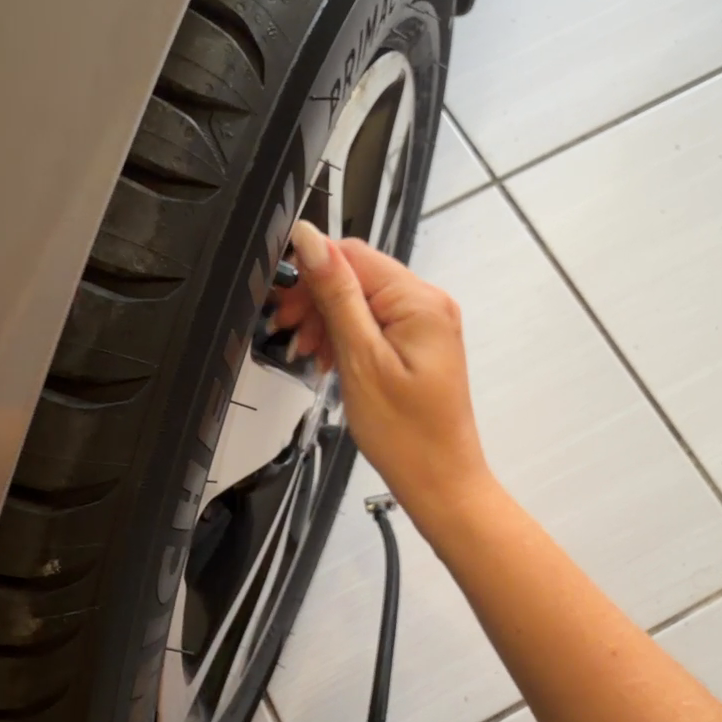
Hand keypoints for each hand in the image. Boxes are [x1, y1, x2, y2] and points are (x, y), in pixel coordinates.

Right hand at [273, 221, 493, 518]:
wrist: (440, 482)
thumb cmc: (404, 432)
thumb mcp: (360, 359)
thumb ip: (336, 294)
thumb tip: (309, 238)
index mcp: (419, 300)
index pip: (353, 255)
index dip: (311, 271)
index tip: (282, 302)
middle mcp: (428, 303)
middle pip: (357, 276)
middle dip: (316, 299)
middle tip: (287, 331)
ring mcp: (426, 324)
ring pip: (361, 300)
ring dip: (327, 320)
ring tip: (305, 353)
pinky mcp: (419, 344)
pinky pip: (374, 324)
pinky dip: (345, 336)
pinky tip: (326, 359)